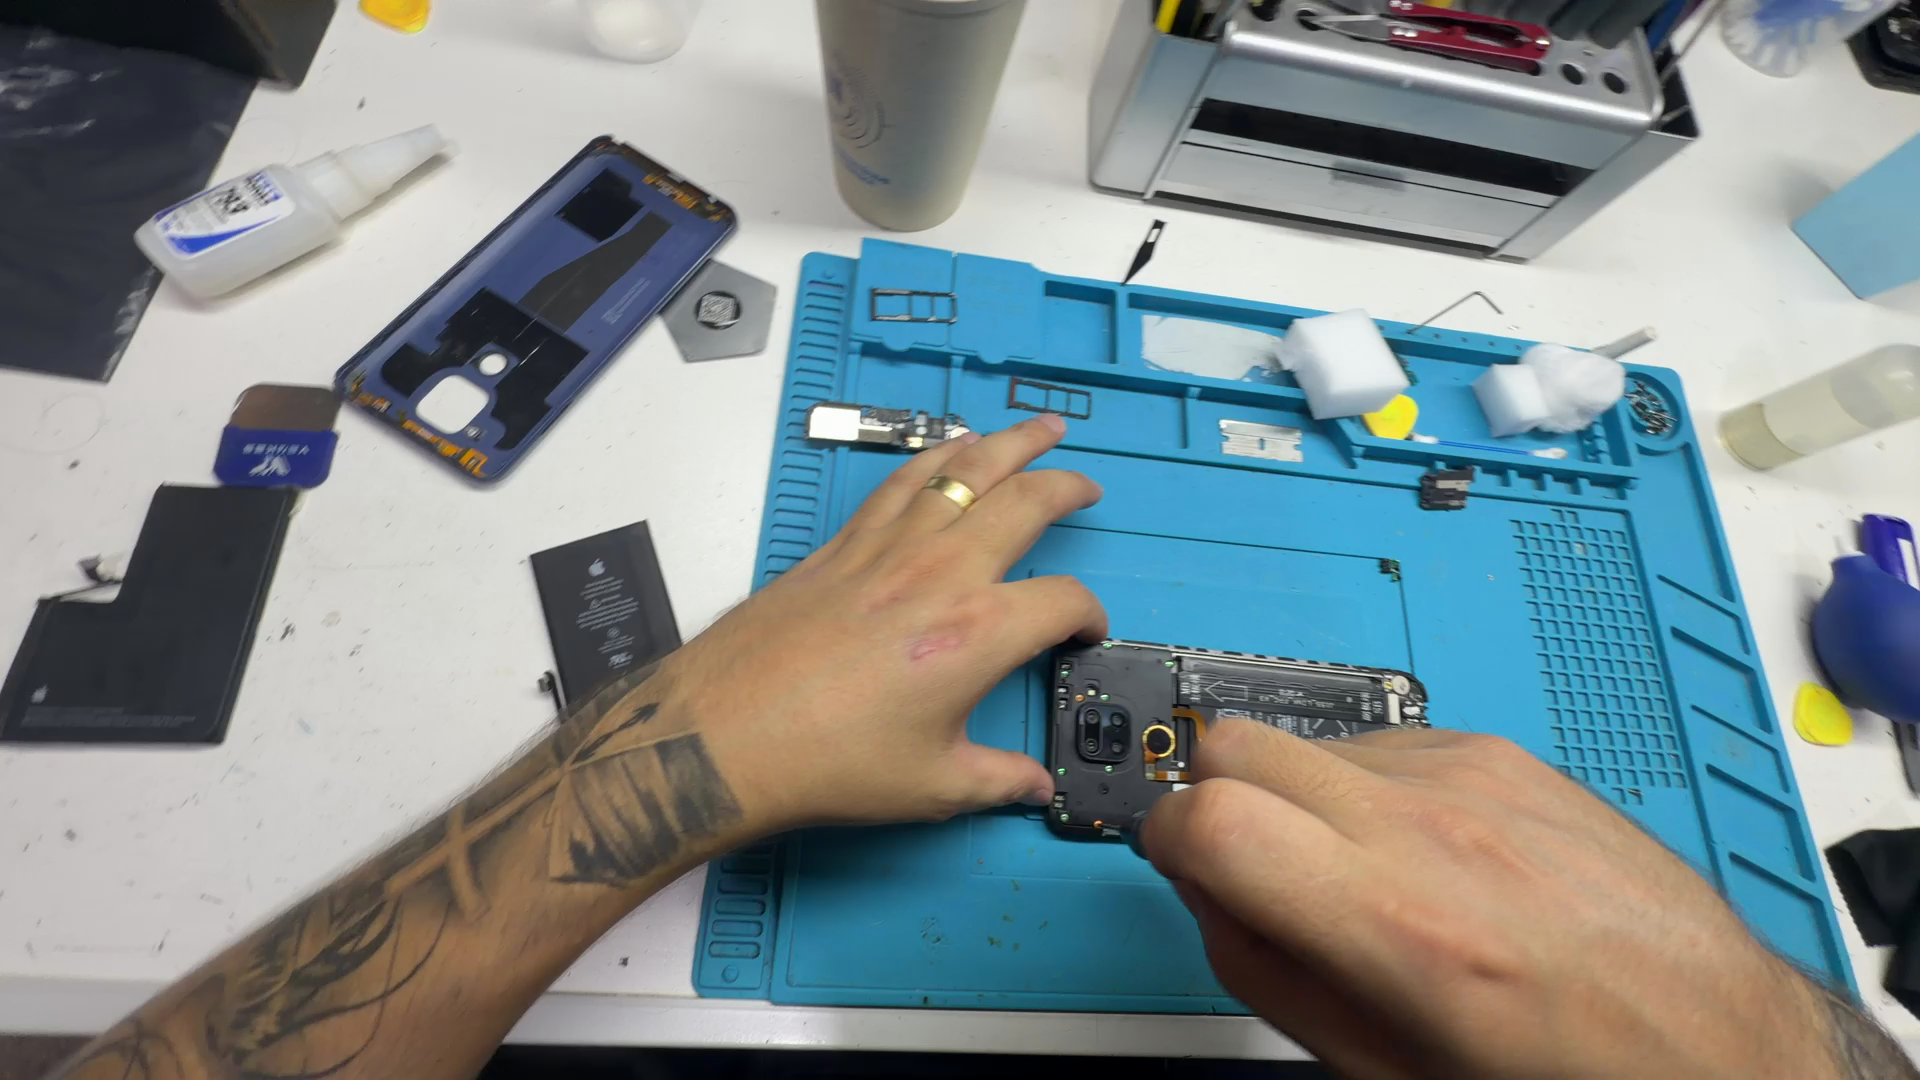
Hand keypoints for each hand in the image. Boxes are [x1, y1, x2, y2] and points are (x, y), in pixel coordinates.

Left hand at [662, 414, 1104, 831]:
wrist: (730, 733)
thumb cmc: (832, 762)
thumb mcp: (933, 785)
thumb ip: (1000, 780)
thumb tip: (1036, 789)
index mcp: (979, 632)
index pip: (1063, 601)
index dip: (1088, 616)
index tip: (1083, 632)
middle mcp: (944, 572)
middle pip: (1026, 503)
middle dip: (1067, 486)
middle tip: (1087, 484)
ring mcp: (893, 546)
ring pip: (966, 471)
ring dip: (1012, 444)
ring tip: (1042, 431)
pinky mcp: (849, 541)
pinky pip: (904, 480)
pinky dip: (938, 455)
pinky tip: (954, 447)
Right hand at [1140, 719, 1849, 1079]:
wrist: (1730, 1052)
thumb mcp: (1377, 1068)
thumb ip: (1257, 967)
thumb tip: (1202, 880)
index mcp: (1398, 927)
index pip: (1208, 819)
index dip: (1164, 835)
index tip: (1179, 856)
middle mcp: (1427, 828)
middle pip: (1232, 743)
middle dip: (1213, 792)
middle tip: (1252, 852)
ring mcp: (1462, 773)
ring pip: (1298, 741)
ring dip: (1294, 793)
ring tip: (1361, 863)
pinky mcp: (1491, 748)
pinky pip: (1373, 741)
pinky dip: (1361, 786)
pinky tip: (1420, 846)